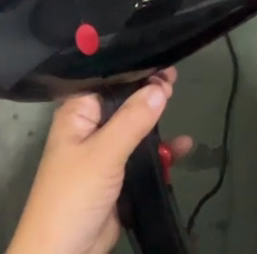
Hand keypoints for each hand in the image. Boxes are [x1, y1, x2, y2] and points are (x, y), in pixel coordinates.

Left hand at [6, 69, 193, 253]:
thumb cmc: (73, 196)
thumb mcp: (103, 154)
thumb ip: (133, 119)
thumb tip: (160, 86)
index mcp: (77, 113)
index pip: (109, 80)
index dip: (135, 70)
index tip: (164, 61)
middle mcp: (90, 127)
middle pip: (125, 103)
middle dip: (150, 93)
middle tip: (177, 78)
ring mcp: (104, 153)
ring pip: (136, 130)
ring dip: (158, 123)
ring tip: (181, 107)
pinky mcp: (117, 177)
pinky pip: (143, 157)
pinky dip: (162, 152)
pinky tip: (184, 147)